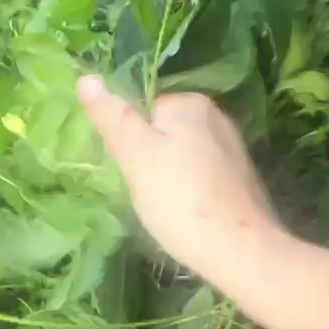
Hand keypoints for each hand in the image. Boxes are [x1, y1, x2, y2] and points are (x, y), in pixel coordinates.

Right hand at [76, 76, 286, 277]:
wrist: (241, 250)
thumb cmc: (181, 200)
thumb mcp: (136, 155)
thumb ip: (114, 117)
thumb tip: (86, 78)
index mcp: (192, 104)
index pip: (143, 111)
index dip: (130, 141)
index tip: (133, 170)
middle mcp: (217, 118)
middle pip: (163, 133)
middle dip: (150, 160)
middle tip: (149, 192)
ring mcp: (232, 150)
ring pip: (182, 157)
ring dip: (170, 179)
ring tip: (168, 206)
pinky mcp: (240, 180)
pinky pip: (202, 177)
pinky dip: (191, 192)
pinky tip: (188, 213)